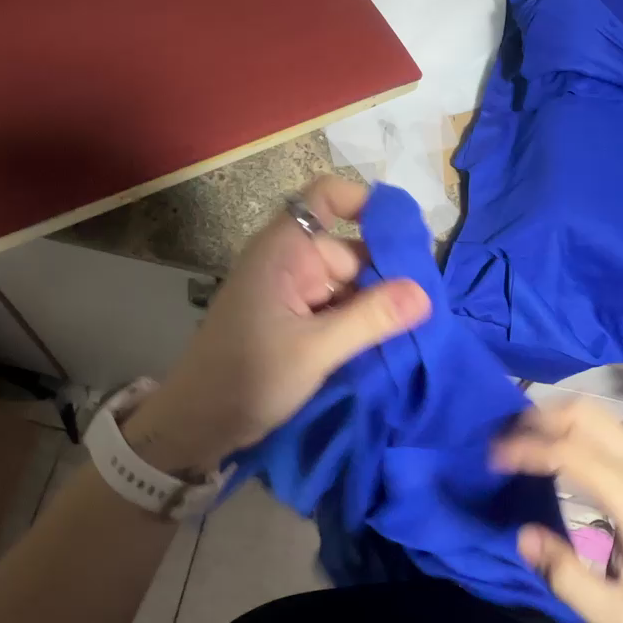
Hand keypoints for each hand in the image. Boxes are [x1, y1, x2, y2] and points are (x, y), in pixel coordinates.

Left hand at [127, 176, 430, 473]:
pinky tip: (388, 341)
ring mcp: (290, 293)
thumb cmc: (246, 376)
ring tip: (416, 327)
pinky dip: (358, 321)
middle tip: (427, 304)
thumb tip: (424, 292)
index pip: (326, 197)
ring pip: (347, 282)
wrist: (195, 425)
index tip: (409, 234)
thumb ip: (370, 319)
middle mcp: (287, 262)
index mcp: (282, 250)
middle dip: (385, 271)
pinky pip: (336, 307)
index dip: (366, 203)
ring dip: (375, 302)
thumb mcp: (315, 350)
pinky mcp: (292, 321)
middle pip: (348, 248)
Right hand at [491, 400, 622, 622]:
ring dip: (555, 416)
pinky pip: (606, 426)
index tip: (494, 458)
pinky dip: (573, 424)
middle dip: (539, 418)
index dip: (528, 449)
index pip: (570, 451)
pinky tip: (554, 445)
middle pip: (584, 415)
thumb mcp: (612, 614)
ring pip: (596, 413)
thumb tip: (523, 534)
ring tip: (522, 438)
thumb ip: (564, 575)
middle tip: (504, 440)